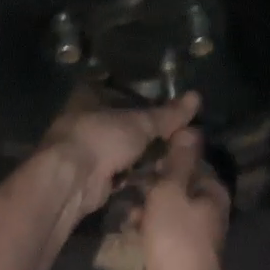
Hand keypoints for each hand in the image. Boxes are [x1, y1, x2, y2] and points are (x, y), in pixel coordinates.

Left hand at [39, 88, 201, 217]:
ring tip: (175, 159)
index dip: (143, 96)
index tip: (169, 107)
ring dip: (144, 157)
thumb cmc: (101, 137)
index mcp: (89, 96)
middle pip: (124, 124)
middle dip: (148, 133)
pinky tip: (158, 178)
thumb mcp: (140, 122)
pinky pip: (121, 174)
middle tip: (179, 137)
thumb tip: (196, 97)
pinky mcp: (93, 177)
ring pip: (124, 151)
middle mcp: (86, 121)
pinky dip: (137, 177)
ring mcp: (88, 151)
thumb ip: (168, 114)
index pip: (119, 89)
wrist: (73, 180)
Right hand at [125, 128, 230, 269]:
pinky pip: (160, 229)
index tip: (142, 157)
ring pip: (165, 208)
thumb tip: (192, 126)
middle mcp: (208, 209)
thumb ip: (179, 160)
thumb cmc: (176, 238)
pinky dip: (146, 227)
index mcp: (213, 191)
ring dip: (145, 207)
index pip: (191, 161)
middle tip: (130, 184)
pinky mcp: (178, 251)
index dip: (166, 156)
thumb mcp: (173, 191)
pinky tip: (130, 229)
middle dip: (152, 184)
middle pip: (176, 185)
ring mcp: (194, 232)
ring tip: (128, 209)